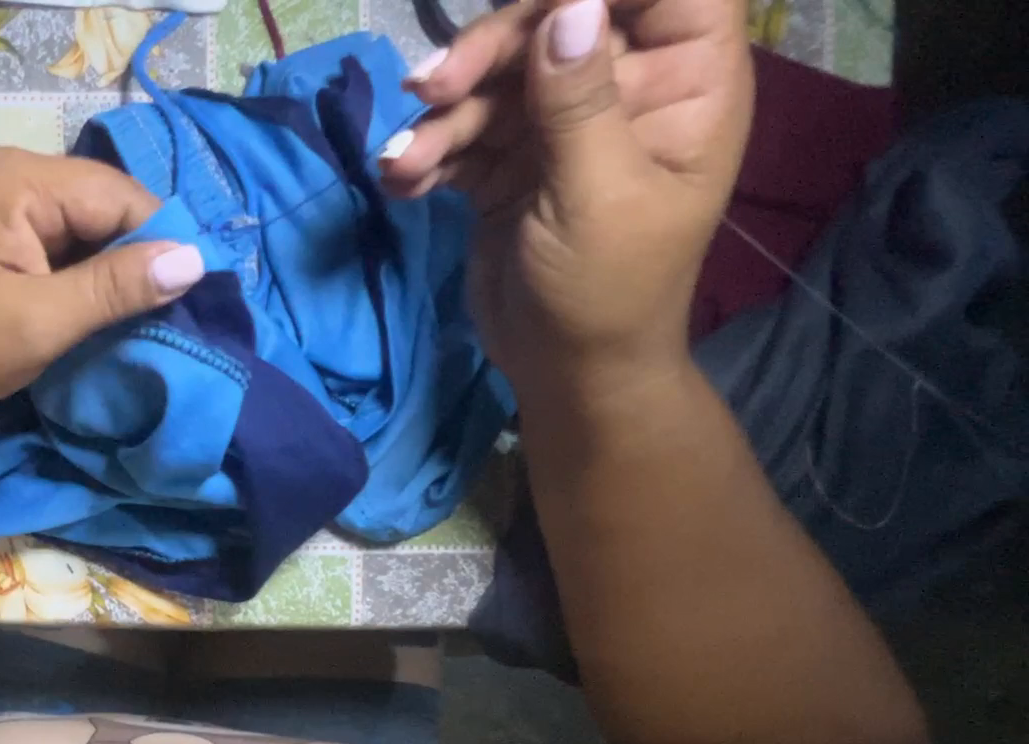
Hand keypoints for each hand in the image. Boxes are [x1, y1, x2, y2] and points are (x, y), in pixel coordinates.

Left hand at [0, 148, 205, 427]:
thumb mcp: (40, 322)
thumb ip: (115, 289)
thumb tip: (194, 261)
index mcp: (20, 180)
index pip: (119, 197)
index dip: (160, 244)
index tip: (190, 298)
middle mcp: (17, 175)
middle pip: (107, 209)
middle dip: (139, 260)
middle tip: (168, 314)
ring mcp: (8, 203)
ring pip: (91, 230)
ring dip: (116, 274)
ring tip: (143, 317)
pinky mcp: (5, 234)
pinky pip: (67, 247)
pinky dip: (89, 280)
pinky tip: (104, 311)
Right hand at [379, 0, 752, 397]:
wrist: (560, 367)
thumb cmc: (606, 290)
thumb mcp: (598, 199)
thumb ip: (580, 105)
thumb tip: (566, 8)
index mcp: (682, 83)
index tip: (531, 11)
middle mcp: (620, 91)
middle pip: (553, 27)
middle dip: (486, 55)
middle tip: (427, 90)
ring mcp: (556, 130)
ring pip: (493, 86)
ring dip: (440, 121)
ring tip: (401, 165)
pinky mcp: (505, 167)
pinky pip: (461, 139)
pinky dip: (427, 157)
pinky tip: (402, 182)